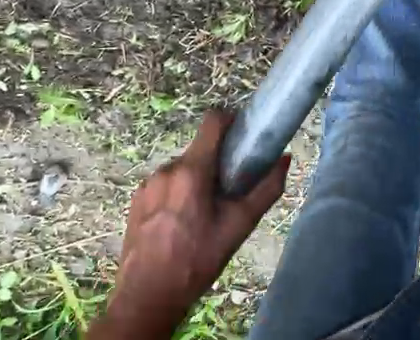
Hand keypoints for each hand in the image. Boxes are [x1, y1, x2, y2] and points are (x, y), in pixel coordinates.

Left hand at [87, 111, 289, 339]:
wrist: (146, 300)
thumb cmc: (197, 260)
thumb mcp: (240, 226)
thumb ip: (266, 189)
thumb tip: (285, 159)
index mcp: (192, 171)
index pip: (213, 121)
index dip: (231, 120)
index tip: (243, 135)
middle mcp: (166, 170)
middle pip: (199, 149)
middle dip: (215, 162)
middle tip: (227, 189)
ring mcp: (147, 185)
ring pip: (181, 168)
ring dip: (195, 179)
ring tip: (202, 211)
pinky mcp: (135, 200)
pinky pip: (164, 183)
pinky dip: (176, 193)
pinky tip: (180, 221)